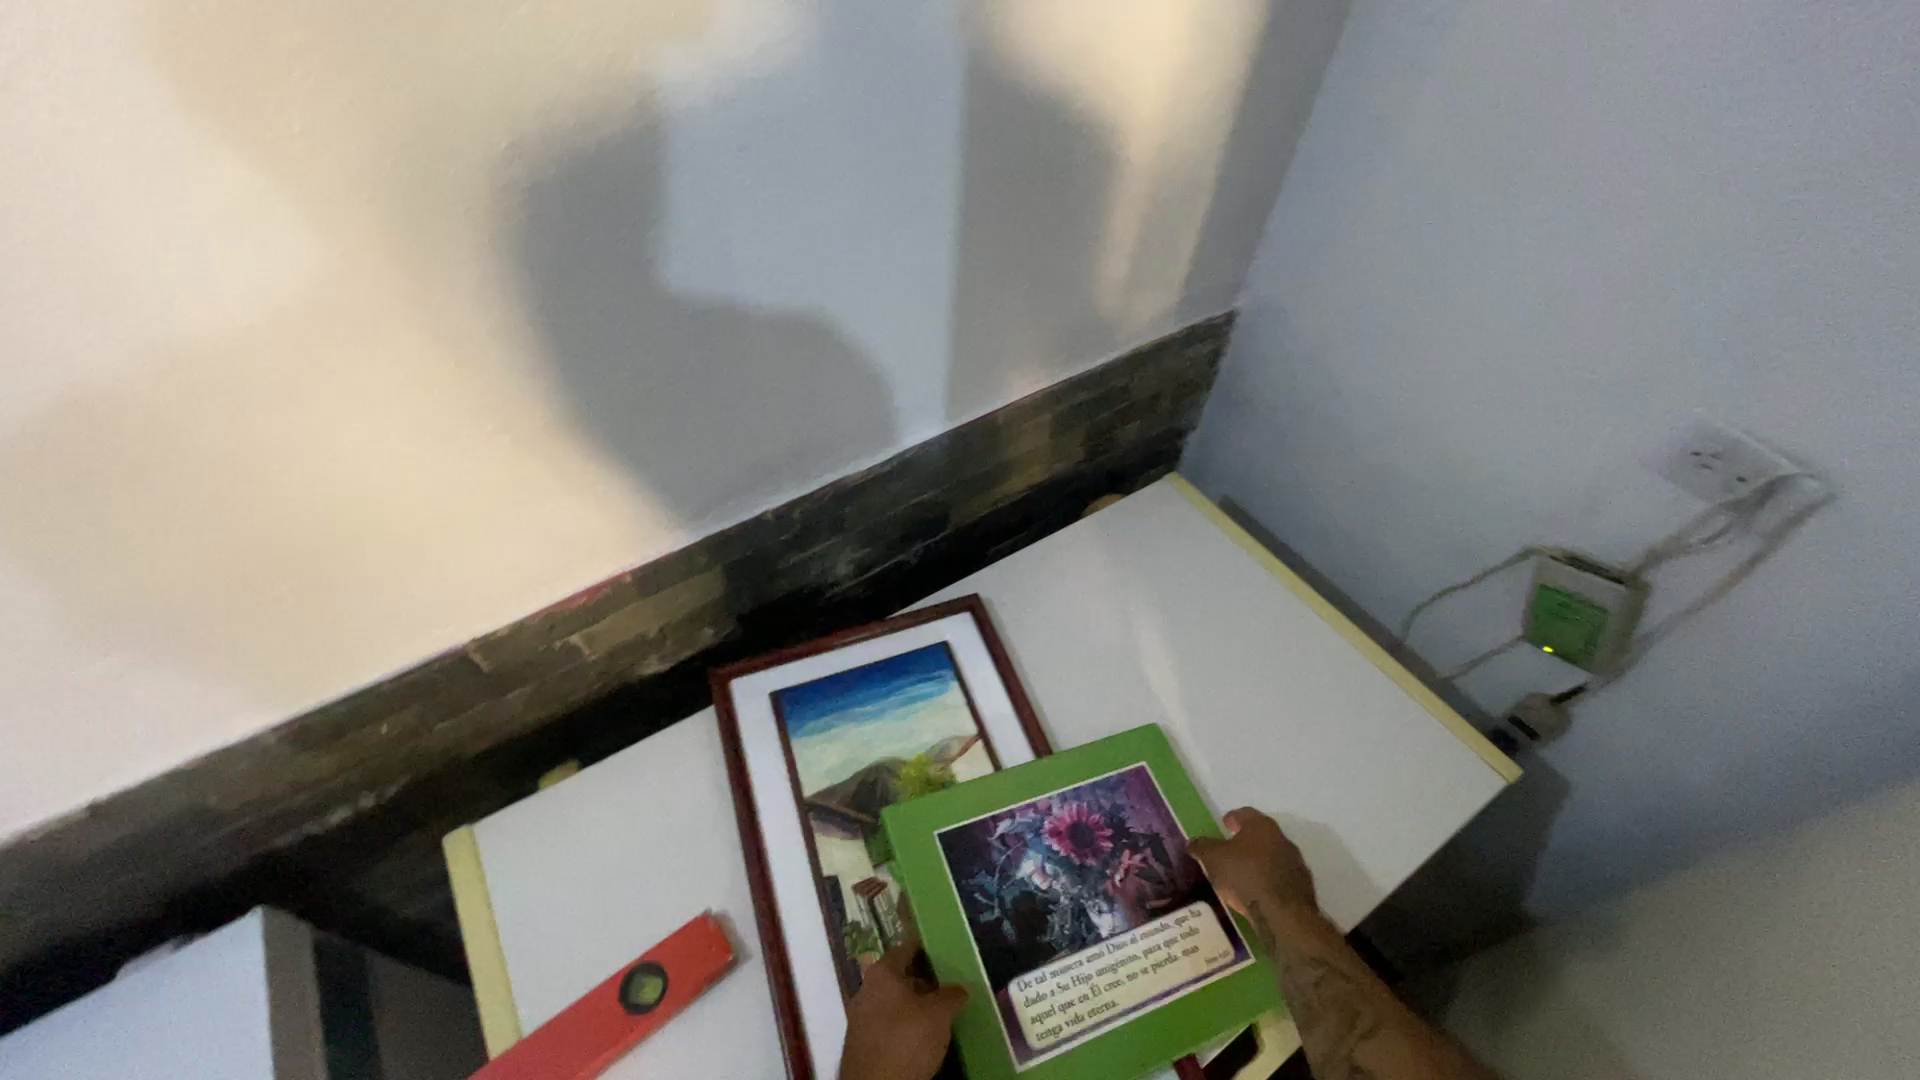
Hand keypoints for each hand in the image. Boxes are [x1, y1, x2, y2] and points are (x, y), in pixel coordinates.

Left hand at [837, 942, 968, 1079]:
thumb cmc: (906, 1039)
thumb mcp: (939, 1015)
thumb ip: (951, 996)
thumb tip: (959, 989)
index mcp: (882, 971)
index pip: (907, 948)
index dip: (927, 947)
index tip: (945, 950)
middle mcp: (867, 987)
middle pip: (900, 975)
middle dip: (924, 980)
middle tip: (948, 984)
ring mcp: (862, 1016)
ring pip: (894, 1001)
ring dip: (915, 1004)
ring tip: (941, 1011)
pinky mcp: (863, 1042)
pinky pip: (889, 1023)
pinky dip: (906, 1024)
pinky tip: (923, 1034)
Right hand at [1188, 807, 1318, 919]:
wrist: (1283, 914)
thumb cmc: (1244, 876)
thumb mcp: (1213, 859)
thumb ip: (1202, 847)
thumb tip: (1192, 842)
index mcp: (1261, 826)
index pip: (1245, 813)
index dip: (1233, 817)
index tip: (1224, 824)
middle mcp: (1282, 839)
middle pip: (1261, 835)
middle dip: (1246, 841)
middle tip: (1231, 849)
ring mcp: (1296, 863)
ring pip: (1273, 856)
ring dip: (1259, 861)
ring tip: (1243, 873)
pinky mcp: (1303, 887)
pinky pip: (1281, 877)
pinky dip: (1269, 880)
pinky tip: (1258, 892)